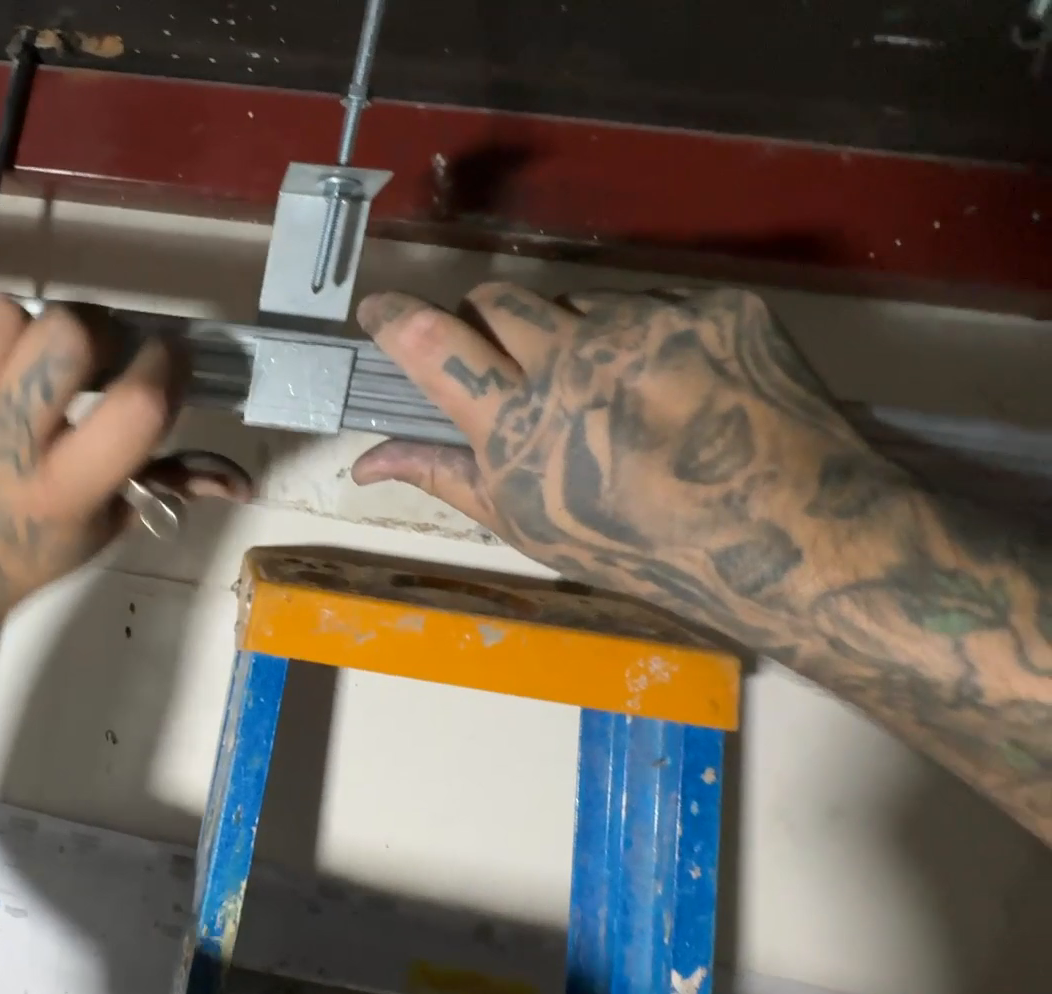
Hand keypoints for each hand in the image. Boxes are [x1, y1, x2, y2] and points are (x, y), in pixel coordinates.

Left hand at [0, 299, 181, 642]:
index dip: (164, 365)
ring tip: (25, 368)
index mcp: (61, 492)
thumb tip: (240, 479)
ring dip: (28, 331)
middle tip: (88, 357)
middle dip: (91, 331)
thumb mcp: (102, 529)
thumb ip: (165, 484)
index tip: (162, 358)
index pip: (136, 405)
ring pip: (3, 313)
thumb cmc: (29, 554)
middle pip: (64, 335)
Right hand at [351, 284, 915, 645]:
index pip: (431, 342)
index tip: (377, 309)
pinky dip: (631, 332)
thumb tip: (361, 464)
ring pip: (570, 299)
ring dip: (563, 330)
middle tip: (504, 358)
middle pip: (496, 299)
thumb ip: (439, 473)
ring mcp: (648, 327)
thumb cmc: (628, 542)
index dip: (394, 318)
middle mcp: (573, 361)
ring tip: (598, 382)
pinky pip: (642, 301)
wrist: (783, 538)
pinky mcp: (711, 308)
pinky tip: (660, 379)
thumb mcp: (519, 520)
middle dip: (483, 320)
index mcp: (516, 423)